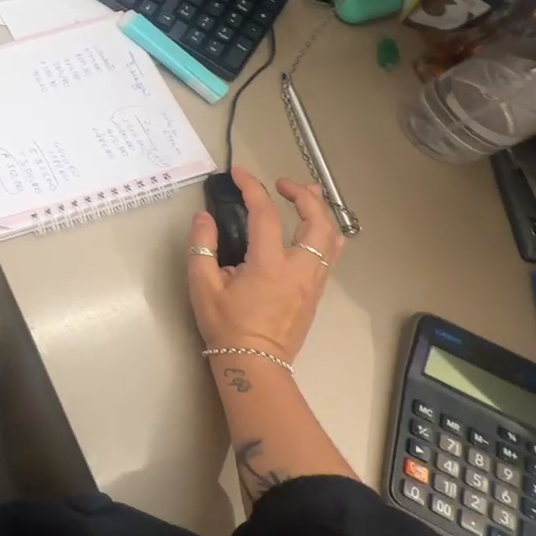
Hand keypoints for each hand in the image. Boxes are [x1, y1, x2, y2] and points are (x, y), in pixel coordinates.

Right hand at [187, 168, 344, 361]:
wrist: (255, 362)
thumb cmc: (225, 323)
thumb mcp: (202, 283)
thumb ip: (202, 245)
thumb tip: (204, 217)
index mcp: (269, 265)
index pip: (266, 214)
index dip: (252, 188)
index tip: (239, 174)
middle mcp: (299, 269)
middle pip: (318, 222)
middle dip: (304, 195)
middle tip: (281, 183)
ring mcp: (313, 282)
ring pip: (332, 239)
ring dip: (320, 211)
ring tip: (305, 195)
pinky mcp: (316, 291)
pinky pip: (330, 254)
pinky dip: (324, 232)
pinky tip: (311, 227)